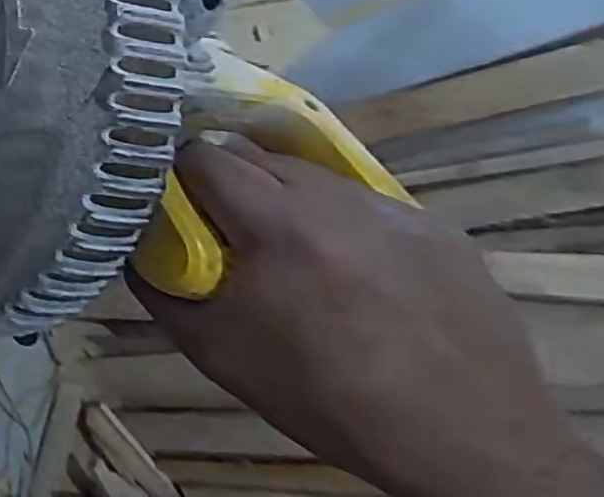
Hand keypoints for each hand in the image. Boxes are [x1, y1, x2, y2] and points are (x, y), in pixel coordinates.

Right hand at [126, 140, 603, 496]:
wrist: (474, 451)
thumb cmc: (326, 397)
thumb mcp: (217, 350)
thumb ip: (159, 286)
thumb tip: (129, 241)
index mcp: (276, 223)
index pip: (202, 154)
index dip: (179, 172)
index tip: (178, 201)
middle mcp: (331, 197)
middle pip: (250, 152)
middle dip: (227, 179)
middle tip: (228, 226)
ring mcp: (388, 205)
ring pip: (305, 171)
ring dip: (281, 194)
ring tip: (290, 247)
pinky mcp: (432, 222)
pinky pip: (359, 198)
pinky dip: (337, 217)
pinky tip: (351, 266)